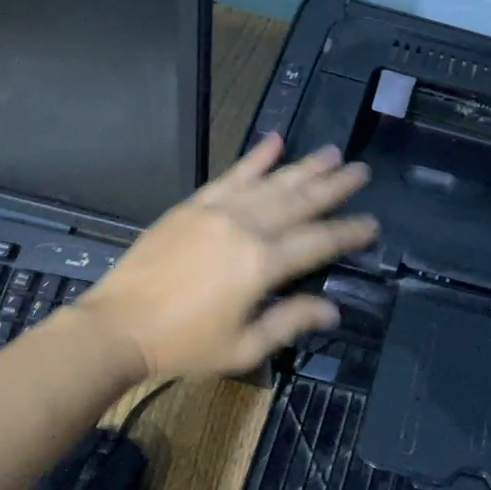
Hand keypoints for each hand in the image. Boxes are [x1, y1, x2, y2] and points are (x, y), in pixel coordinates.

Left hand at [72, 134, 377, 381]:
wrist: (118, 326)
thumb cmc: (184, 345)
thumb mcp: (243, 347)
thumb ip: (290, 322)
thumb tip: (332, 310)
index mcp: (261, 265)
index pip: (318, 242)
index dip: (348, 232)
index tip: (372, 224)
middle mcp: (245, 228)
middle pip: (300, 201)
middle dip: (334, 186)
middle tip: (361, 171)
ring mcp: (218, 212)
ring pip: (271, 183)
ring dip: (304, 167)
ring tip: (331, 153)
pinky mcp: (193, 205)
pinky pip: (231, 175)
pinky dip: (254, 158)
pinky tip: (274, 142)